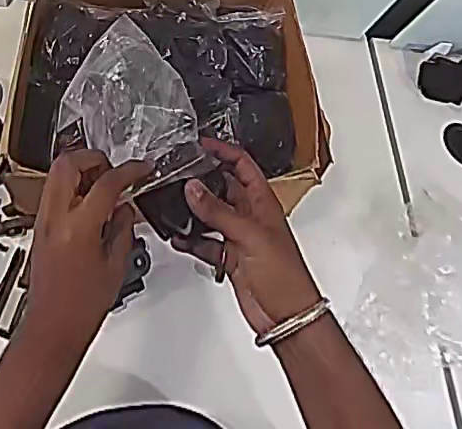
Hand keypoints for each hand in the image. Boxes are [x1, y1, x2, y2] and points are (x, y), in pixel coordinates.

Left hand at [24, 150, 152, 351]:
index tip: (142, 169)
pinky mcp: (39, 228)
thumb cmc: (79, 309)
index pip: (106, 182)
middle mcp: (55, 219)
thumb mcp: (115, 265)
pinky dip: (73, 188)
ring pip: (57, 172)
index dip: (130, 170)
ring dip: (83, 170)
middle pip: (69, 162)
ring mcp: (43, 222)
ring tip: (103, 186)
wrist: (50, 331)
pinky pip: (54, 192)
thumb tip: (125, 207)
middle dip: (95, 158)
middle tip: (113, 170)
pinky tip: (91, 204)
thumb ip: (123, 227)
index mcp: (78, 227)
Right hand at [172, 136, 322, 335]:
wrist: (287, 316)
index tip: (202, 144)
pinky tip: (179, 238)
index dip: (223, 150)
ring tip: (174, 203)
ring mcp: (240, 236)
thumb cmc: (285, 275)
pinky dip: (192, 240)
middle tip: (181, 173)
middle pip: (224, 187)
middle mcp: (250, 215)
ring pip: (212, 214)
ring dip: (195, 211)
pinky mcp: (230, 258)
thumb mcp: (249, 235)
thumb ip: (218, 212)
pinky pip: (207, 242)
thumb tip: (194, 188)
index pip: (242, 164)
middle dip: (203, 179)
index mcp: (262, 200)